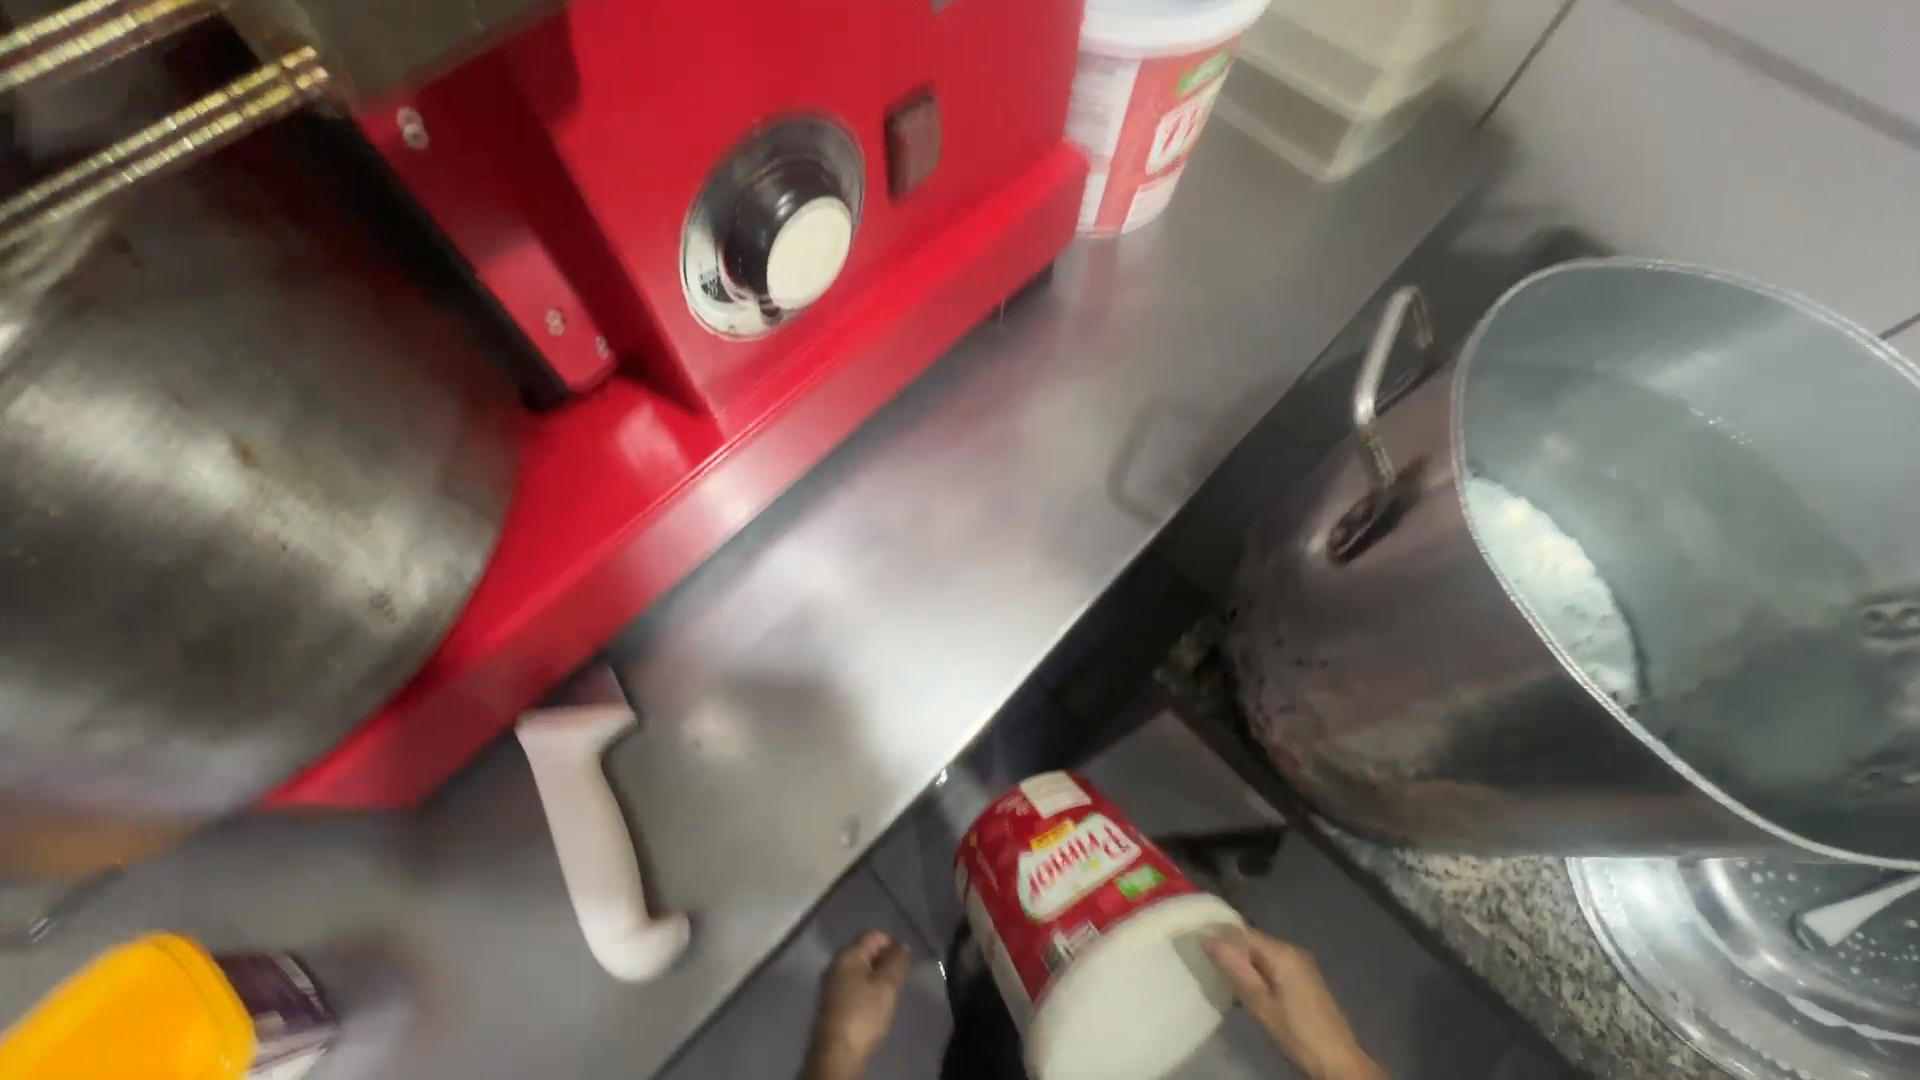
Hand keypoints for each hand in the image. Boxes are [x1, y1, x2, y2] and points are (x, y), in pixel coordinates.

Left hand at [800, 931, 911, 1079]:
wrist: (835, 1055)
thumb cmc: (863, 1015)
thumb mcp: (887, 986)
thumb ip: (897, 962)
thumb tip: (902, 945)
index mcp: (848, 954)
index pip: (874, 935)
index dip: (892, 943)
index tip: (905, 962)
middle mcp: (835, 963)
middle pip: (864, 951)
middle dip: (884, 959)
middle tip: (899, 978)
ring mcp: (830, 984)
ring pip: (858, 969)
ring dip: (875, 976)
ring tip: (889, 992)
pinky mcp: (830, 1003)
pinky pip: (851, 985)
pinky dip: (865, 989)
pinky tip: (873, 1005)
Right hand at [1203, 929, 1386, 1079]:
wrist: (1339, 1061)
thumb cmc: (1296, 1032)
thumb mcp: (1259, 1003)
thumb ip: (1234, 969)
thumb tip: (1207, 939)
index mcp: (1281, 951)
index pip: (1241, 931)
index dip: (1217, 935)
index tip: (1195, 944)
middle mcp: (1292, 949)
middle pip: (1252, 940)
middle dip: (1229, 950)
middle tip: (1207, 965)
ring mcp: (1301, 963)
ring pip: (1262, 953)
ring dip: (1243, 963)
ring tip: (1223, 979)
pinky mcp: (1305, 978)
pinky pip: (1273, 964)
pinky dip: (1258, 971)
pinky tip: (1248, 989)